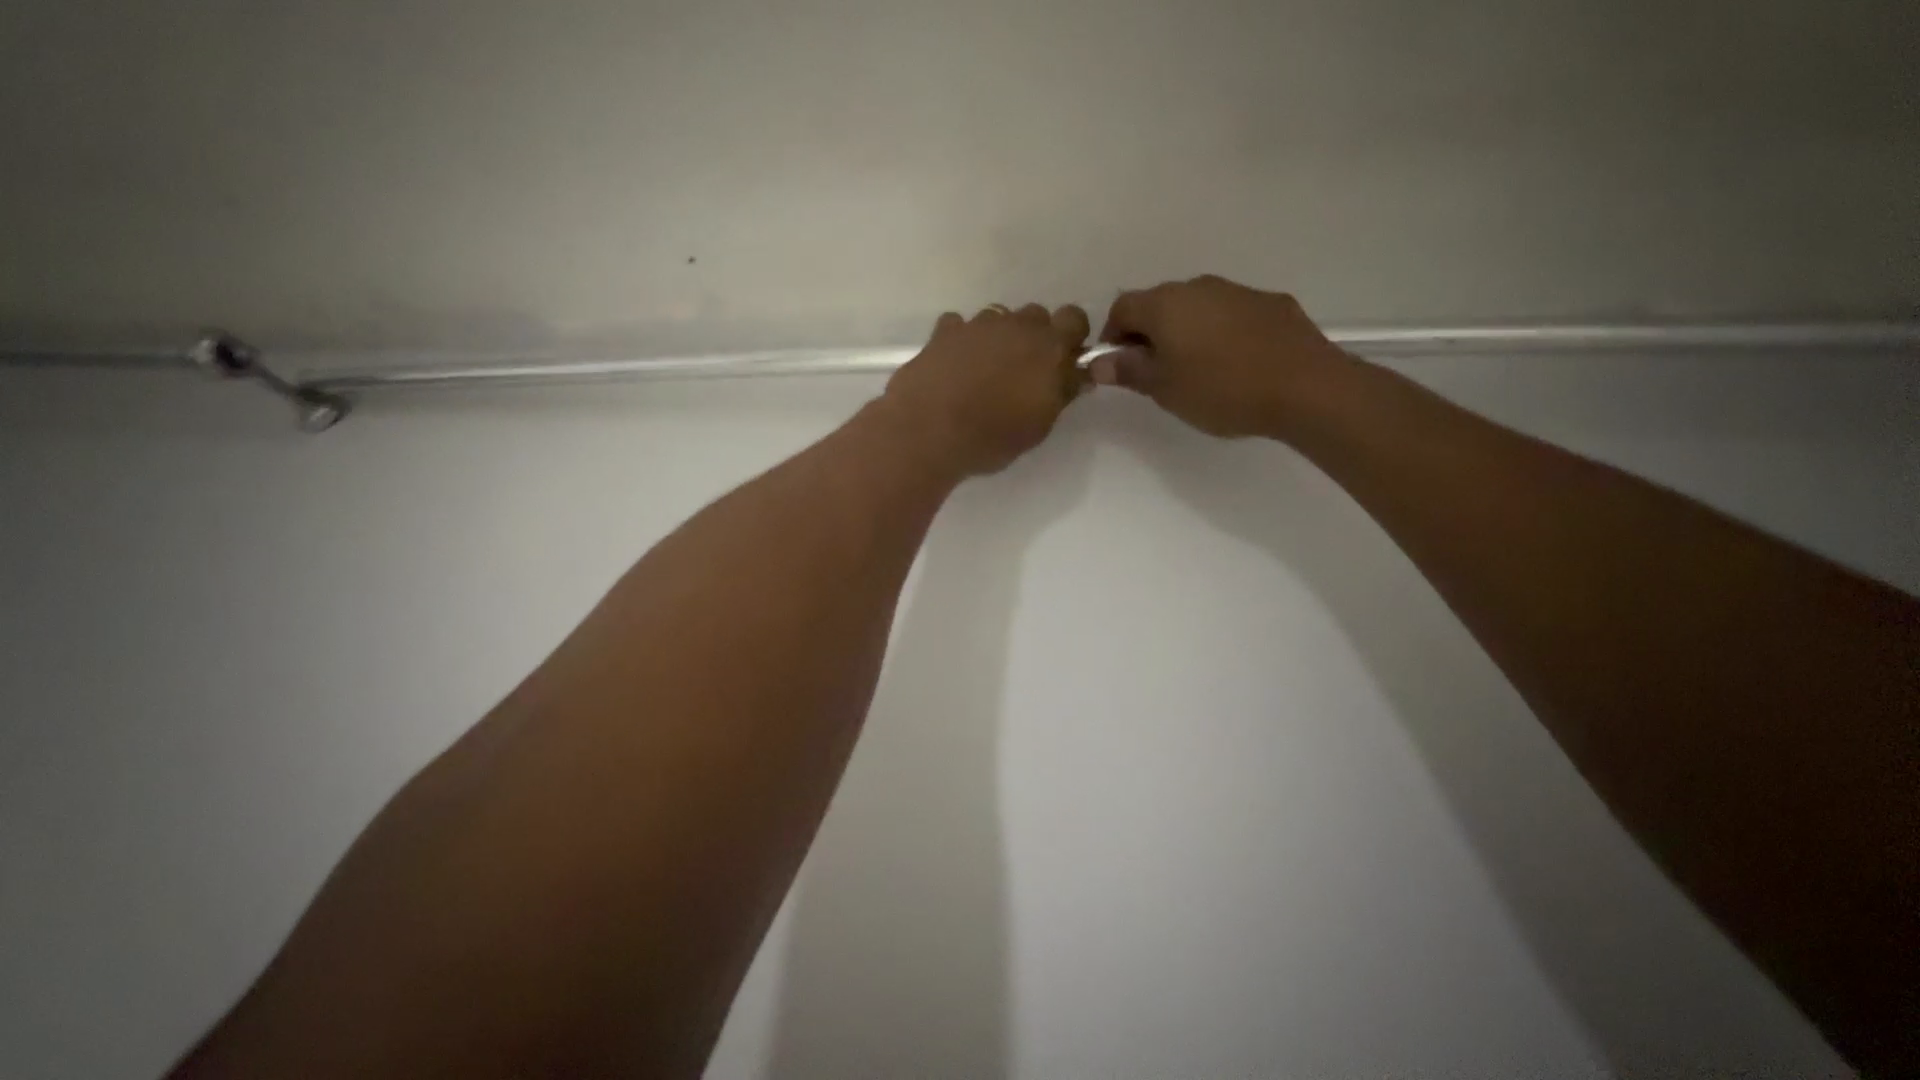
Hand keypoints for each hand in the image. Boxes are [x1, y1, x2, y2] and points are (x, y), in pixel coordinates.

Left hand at [880, 303, 1090, 475]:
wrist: (928, 431)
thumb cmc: (993, 436)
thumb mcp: (1039, 425)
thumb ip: (1062, 393)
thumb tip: (1077, 375)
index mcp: (1048, 347)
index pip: (1074, 318)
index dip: (1071, 336)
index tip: (1063, 361)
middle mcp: (1015, 325)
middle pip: (1035, 315)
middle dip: (1034, 336)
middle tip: (1023, 370)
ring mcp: (977, 324)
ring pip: (998, 317)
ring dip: (998, 336)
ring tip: (985, 370)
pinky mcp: (944, 331)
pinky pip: (960, 325)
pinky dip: (961, 339)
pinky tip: (954, 364)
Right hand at [1090, 275, 1353, 439]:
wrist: (1305, 386)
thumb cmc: (1222, 390)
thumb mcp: (1165, 389)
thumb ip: (1130, 371)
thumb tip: (1100, 362)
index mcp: (1165, 304)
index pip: (1121, 308)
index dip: (1111, 336)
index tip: (1118, 366)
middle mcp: (1198, 286)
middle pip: (1160, 303)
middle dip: (1150, 333)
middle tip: (1156, 372)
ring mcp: (1238, 291)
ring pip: (1198, 307)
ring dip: (1188, 331)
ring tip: (1198, 369)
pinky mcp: (1272, 303)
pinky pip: (1232, 314)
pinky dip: (1223, 332)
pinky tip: (1236, 363)